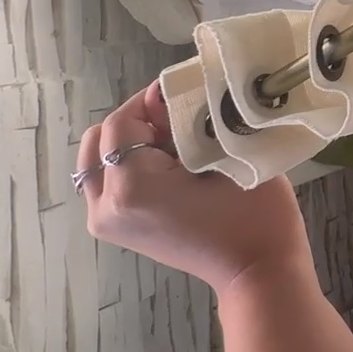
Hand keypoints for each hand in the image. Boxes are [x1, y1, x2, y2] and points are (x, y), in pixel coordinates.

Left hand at [80, 81, 312, 295]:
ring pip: (97, 162)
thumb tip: (166, 93)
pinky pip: (106, 180)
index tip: (187, 88)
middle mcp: (103, 206)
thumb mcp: (229, 156)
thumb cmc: (253, 209)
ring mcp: (105, 221)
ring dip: (129, 139)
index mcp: (132, 188)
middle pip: (98, 142)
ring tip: (176, 134)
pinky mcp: (116, 227)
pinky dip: (129, 160)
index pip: (120, 125)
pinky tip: (170, 159)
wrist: (255, 263)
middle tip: (181, 111)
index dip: (150, 99)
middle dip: (136, 118)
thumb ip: (189, 125)